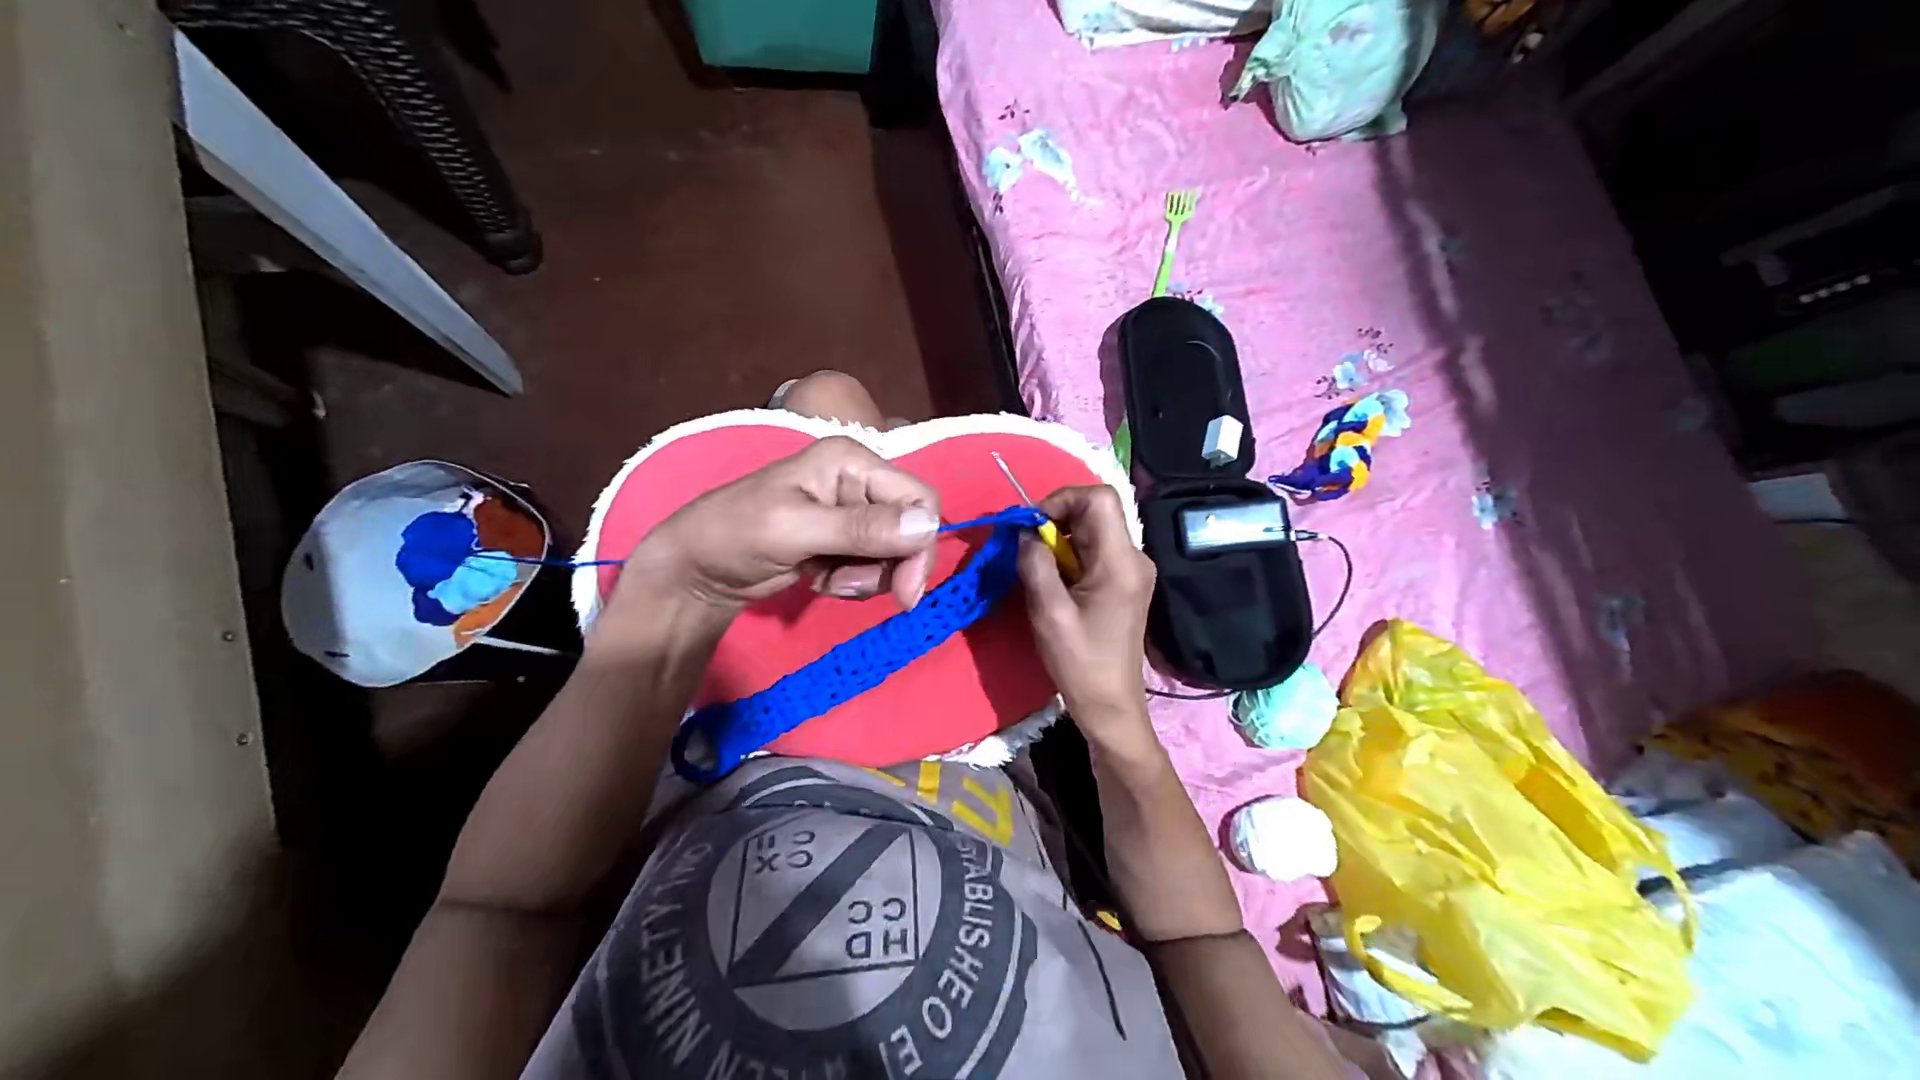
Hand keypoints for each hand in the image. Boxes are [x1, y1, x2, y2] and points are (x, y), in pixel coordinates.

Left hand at [593, 437, 940, 648]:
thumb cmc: (735, 534)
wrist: (697, 569)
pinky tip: (820, 579)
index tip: (905, 589)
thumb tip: (928, 526)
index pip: (919, 498)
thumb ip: (861, 528)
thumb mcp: (795, 530)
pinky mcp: (844, 540)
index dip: (920, 544)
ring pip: (896, 552)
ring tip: (826, 581)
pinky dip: (854, 581)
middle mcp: (859, 480)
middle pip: (912, 528)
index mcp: (851, 461)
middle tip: (851, 590)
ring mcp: (852, 511)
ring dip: (867, 577)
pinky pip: (874, 566)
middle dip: (890, 565)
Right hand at [1017, 485, 1156, 746]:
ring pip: (1093, 529)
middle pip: (1095, 511)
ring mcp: (1132, 570)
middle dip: (1056, 519)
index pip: (1099, 497)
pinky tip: (1054, 580)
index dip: (1062, 499)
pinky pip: (1095, 549)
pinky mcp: (1124, 582)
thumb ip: (1035, 565)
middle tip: (1028, 547)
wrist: (1110, 703)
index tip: (1033, 525)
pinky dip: (1069, 553)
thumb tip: (1026, 534)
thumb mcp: (1048, 613)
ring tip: (1037, 567)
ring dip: (1060, 538)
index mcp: (1120, 562)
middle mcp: (1133, 557)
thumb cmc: (1080, 662)